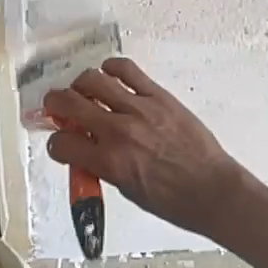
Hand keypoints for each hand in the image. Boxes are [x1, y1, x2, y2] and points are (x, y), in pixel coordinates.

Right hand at [42, 57, 246, 239]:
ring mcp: (139, 108)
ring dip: (80, 84)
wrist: (213, 190)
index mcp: (110, 162)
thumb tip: (84, 148)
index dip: (56, 144)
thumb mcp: (127, 190)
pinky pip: (126, 69)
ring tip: (82, 90)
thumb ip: (101, 166)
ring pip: (93, 79)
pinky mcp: (157, 95)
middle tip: (55, 105)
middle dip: (54, 103)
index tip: (60, 143)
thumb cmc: (174, 200)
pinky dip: (111, 67)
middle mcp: (119, 131)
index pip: (63, 144)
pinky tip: (108, 75)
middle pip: (70, 103)